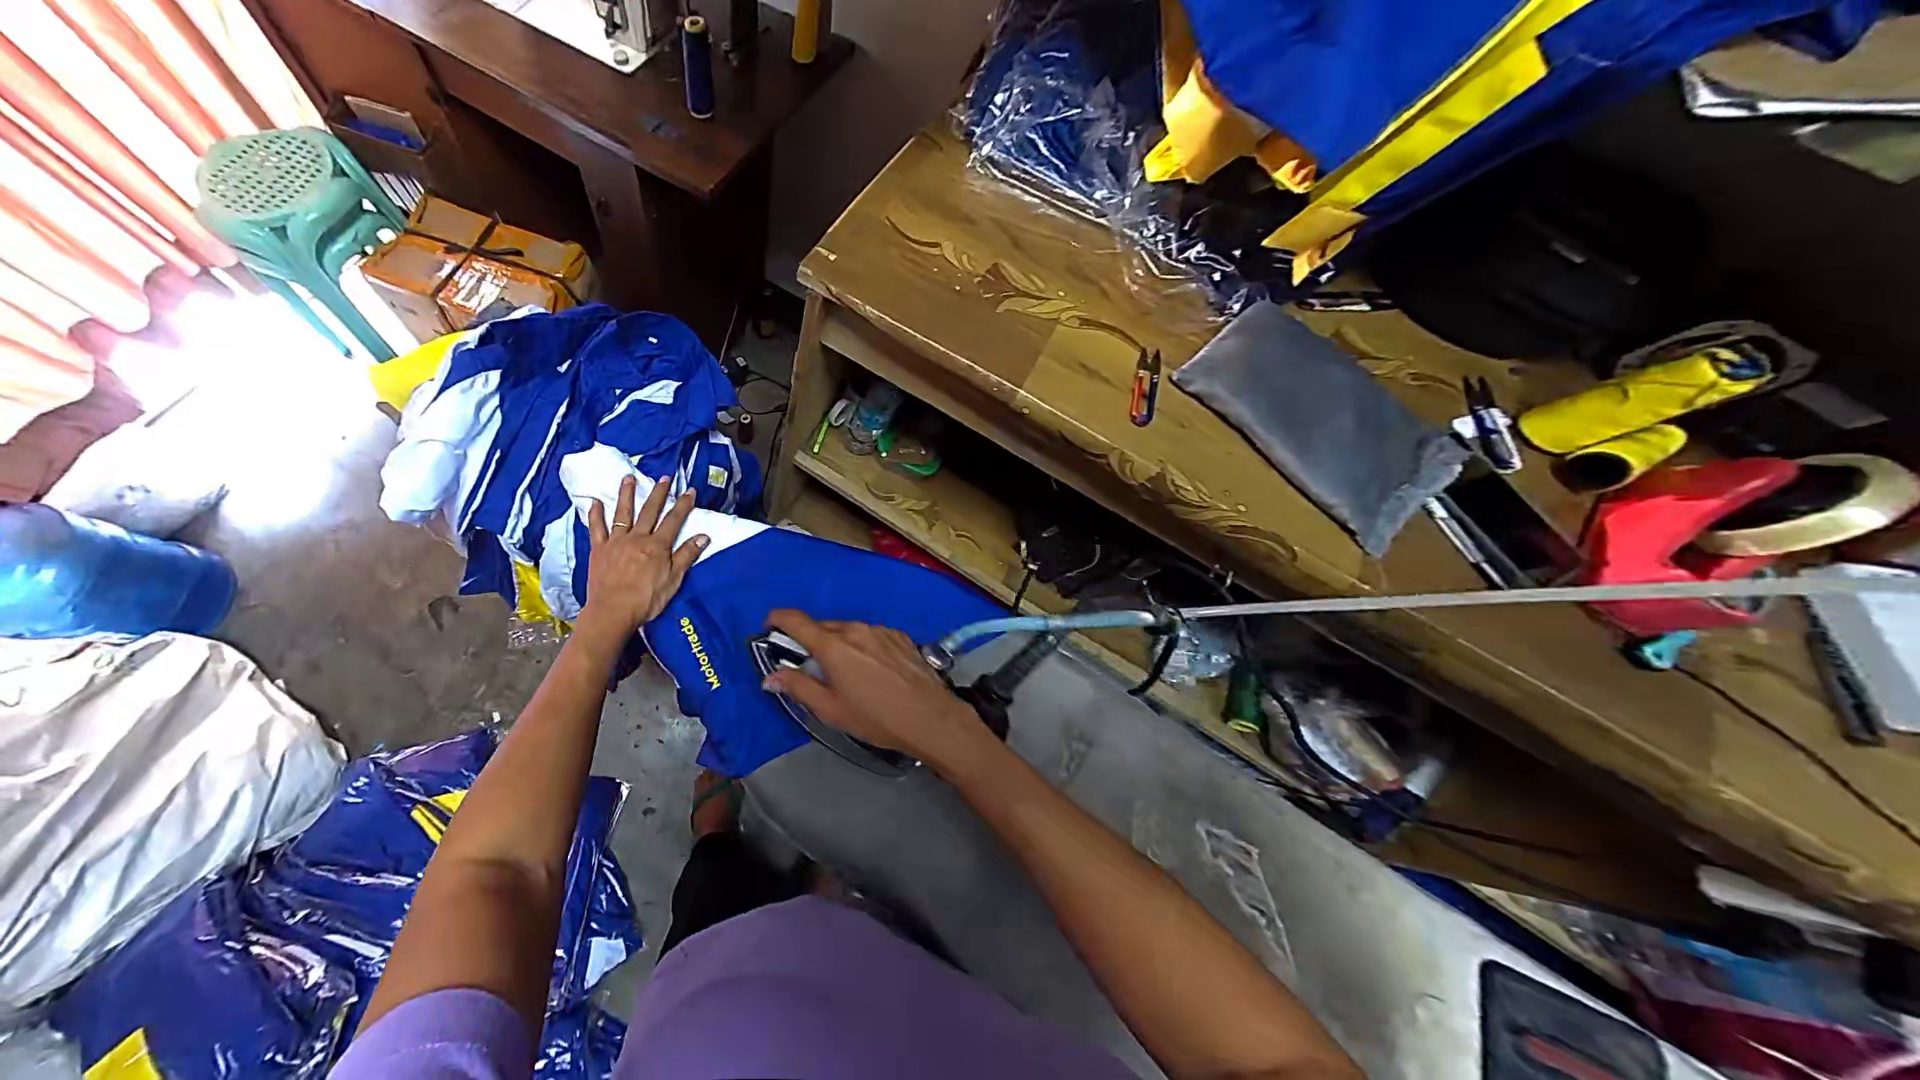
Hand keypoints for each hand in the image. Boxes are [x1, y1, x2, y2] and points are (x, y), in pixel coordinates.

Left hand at [578, 475, 706, 638]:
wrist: (613, 612)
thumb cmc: (647, 599)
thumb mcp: (674, 579)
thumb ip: (687, 555)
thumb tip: (703, 536)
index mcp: (657, 546)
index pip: (674, 520)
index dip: (684, 505)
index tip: (690, 490)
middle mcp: (637, 538)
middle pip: (650, 511)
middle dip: (659, 493)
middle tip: (665, 477)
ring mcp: (616, 542)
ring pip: (623, 513)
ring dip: (627, 494)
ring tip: (628, 478)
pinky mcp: (598, 550)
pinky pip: (596, 528)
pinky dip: (595, 514)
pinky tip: (595, 502)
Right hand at [761, 610, 998, 773]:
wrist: (929, 717)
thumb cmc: (876, 718)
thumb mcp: (830, 709)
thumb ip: (799, 687)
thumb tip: (772, 677)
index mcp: (834, 646)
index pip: (797, 621)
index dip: (779, 619)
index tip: (771, 624)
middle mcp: (856, 630)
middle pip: (824, 627)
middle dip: (811, 640)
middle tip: (810, 664)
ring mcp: (881, 631)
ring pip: (849, 630)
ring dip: (840, 643)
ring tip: (846, 672)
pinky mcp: (900, 636)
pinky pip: (872, 635)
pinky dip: (863, 645)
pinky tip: (872, 669)